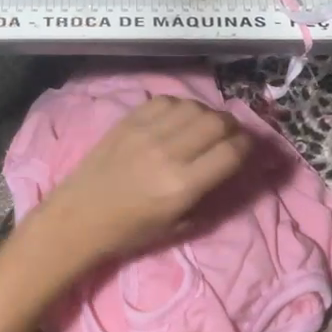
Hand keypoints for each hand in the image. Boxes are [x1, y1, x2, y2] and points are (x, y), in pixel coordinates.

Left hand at [30, 97, 251, 263]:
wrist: (81, 215)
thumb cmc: (131, 231)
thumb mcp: (179, 226)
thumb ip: (210, 195)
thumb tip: (234, 168)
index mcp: (182, 185)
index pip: (231, 152)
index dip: (248, 147)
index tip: (250, 148)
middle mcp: (168, 152)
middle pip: (217, 122)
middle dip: (232, 127)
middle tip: (232, 135)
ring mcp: (146, 132)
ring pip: (193, 106)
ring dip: (208, 113)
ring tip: (207, 125)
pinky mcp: (129, 120)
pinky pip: (166, 101)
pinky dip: (180, 106)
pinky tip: (180, 117)